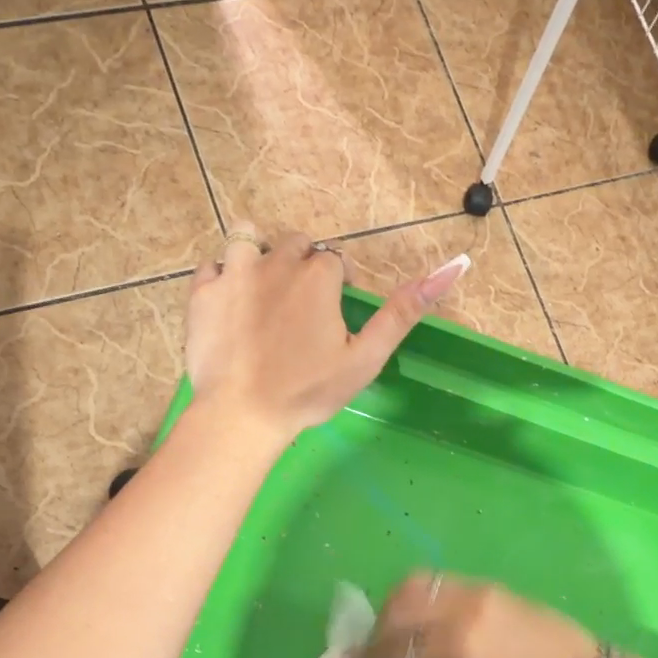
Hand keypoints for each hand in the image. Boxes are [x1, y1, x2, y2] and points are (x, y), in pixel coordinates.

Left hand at [183, 223, 469, 440]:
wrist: (242, 414)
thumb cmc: (307, 391)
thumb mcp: (366, 357)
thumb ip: (404, 311)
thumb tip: (455, 265)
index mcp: (318, 274)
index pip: (336, 262)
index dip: (338, 288)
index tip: (333, 321)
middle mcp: (276, 261)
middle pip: (295, 247)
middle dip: (302, 269)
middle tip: (300, 316)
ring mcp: (233, 273)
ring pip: (250, 242)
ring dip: (260, 261)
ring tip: (263, 301)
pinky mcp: (201, 292)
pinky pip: (212, 267)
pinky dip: (222, 280)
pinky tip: (230, 309)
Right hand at [352, 571, 598, 657]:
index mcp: (456, 648)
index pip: (394, 651)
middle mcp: (461, 610)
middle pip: (398, 607)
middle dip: (375, 630)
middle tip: (369, 652)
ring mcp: (475, 591)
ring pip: (415, 584)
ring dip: (394, 607)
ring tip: (394, 632)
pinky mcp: (488, 585)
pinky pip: (439, 583)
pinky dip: (419, 598)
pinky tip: (422, 620)